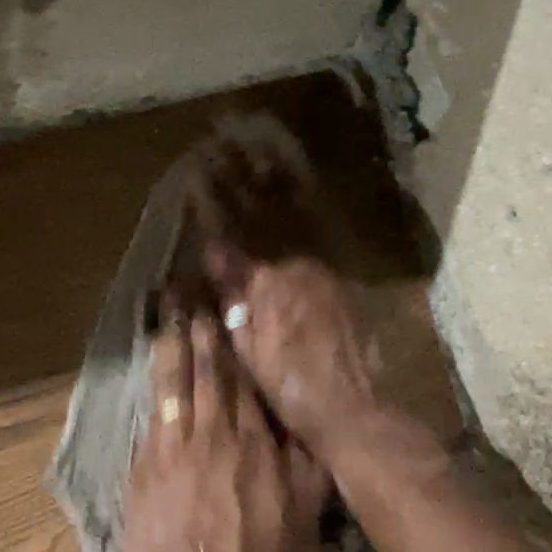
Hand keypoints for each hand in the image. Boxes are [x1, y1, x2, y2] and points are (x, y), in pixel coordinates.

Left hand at [117, 315, 327, 551]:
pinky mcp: (145, 462)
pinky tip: (155, 363)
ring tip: (171, 306)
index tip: (239, 310)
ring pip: (176, 380)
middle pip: (211, 370)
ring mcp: (174, 444)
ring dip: (174, 341)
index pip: (252, 382)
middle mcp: (216, 432)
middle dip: (204, 327)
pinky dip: (155, 380)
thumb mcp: (302, 523)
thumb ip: (307, 471)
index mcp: (259, 444)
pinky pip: (153, 408)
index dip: (244, 344)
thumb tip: (314, 430)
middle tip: (195, 288)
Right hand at [177, 125, 381, 453]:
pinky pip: (317, 228)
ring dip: (272, 179)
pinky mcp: (343, 277)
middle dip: (239, 176)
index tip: (194, 175)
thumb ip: (234, 302)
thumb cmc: (295, 391)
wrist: (357, 408)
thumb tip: (215, 258)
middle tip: (220, 144)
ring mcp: (325, 267)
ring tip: (255, 148)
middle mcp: (297, 265)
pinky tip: (294, 186)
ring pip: (294, 212)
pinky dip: (302, 202)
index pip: (232, 234)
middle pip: (263, 212)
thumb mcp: (251, 352)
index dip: (212, 204)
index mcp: (267, 285)